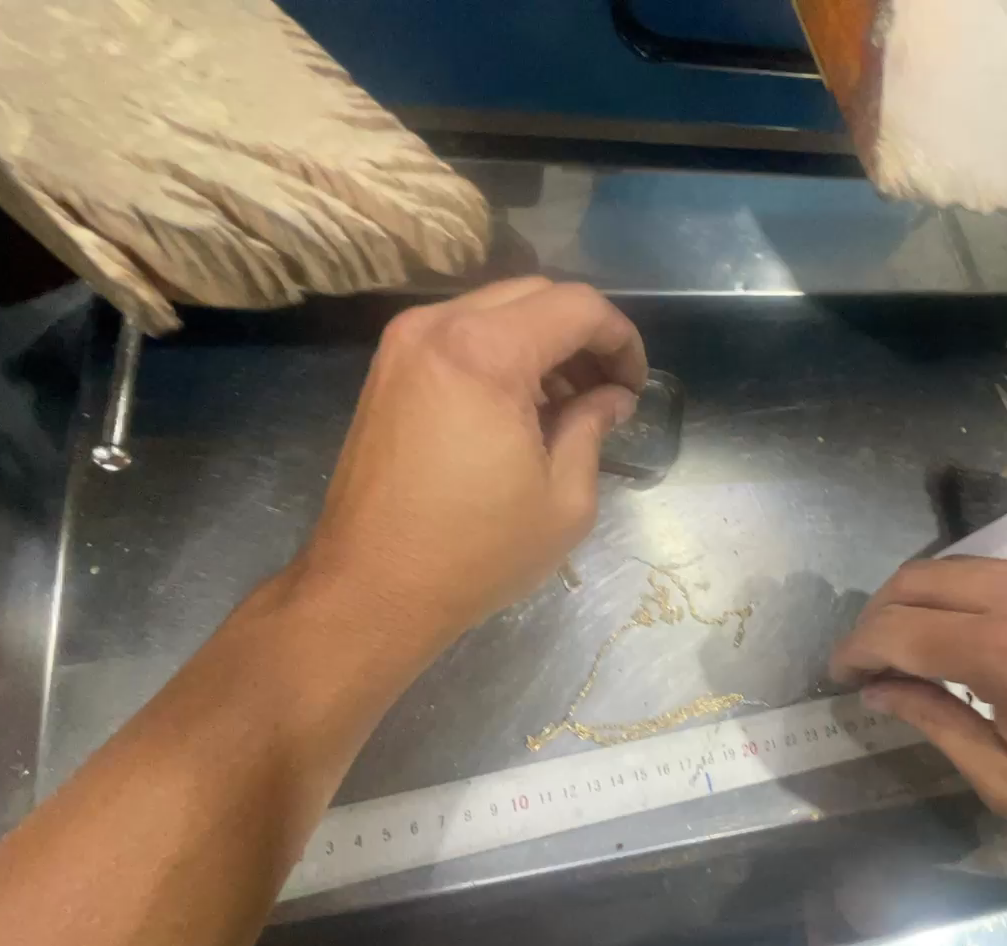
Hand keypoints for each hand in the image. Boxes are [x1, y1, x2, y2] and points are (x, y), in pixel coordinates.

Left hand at [292, 278, 645, 649]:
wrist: (372, 589)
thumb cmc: (476, 553)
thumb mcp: (564, 500)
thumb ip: (593, 428)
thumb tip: (612, 398)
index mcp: (486, 353)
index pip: (577, 307)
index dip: (621, 340)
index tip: (634, 386)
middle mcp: (438, 327)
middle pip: (536, 296)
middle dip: (583, 336)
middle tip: (607, 393)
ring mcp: (404, 345)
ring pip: (496, 312)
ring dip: (543, 344)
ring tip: (568, 405)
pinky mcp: (388, 369)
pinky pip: (461, 336)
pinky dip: (501, 355)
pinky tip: (519, 408)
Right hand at [830, 557, 1006, 880]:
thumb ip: (934, 722)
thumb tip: (877, 690)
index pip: (899, 630)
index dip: (856, 649)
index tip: (837, 675)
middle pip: (919, 578)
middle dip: (876, 615)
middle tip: (863, 660)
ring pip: (958, 566)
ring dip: (916, 599)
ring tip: (903, 646)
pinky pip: (999, 573)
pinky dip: (959, 594)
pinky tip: (961, 634)